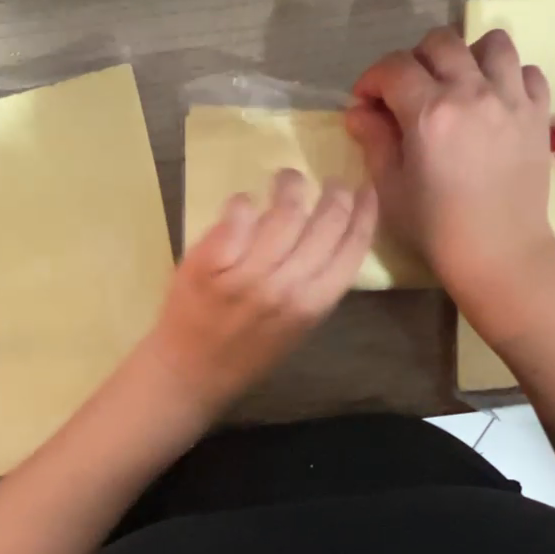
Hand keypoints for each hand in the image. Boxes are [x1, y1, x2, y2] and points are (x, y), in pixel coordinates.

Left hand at [144, 169, 377, 411]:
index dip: (364, 214)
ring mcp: (245, 274)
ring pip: (284, 212)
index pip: (352, 248)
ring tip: (288, 181)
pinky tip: (243, 205)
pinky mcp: (209, 262)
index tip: (365, 192)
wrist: (189, 373)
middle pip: (325, 223)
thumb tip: (329, 232)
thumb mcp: (294, 329)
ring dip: (291, 186)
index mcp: (311, 307)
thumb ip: (313, 287)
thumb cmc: (243, 353)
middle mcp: (284, 288)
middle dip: (335, 195)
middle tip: (332, 183)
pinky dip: (243, 204)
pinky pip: (238, 216)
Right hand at [346, 28, 554, 309]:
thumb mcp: (391, 190)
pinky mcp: (537, 110)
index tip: (364, 102)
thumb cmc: (435, 229)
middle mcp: (472, 91)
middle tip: (405, 94)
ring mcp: (511, 96)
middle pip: (439, 44)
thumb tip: (359, 112)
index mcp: (429, 113)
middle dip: (413, 62)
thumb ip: (374, 142)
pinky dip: (506, 76)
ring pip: (489, 43)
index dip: (372, 79)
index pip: (393, 68)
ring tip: (455, 85)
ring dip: (465, 56)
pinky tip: (492, 101)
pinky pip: (525, 69)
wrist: (497, 251)